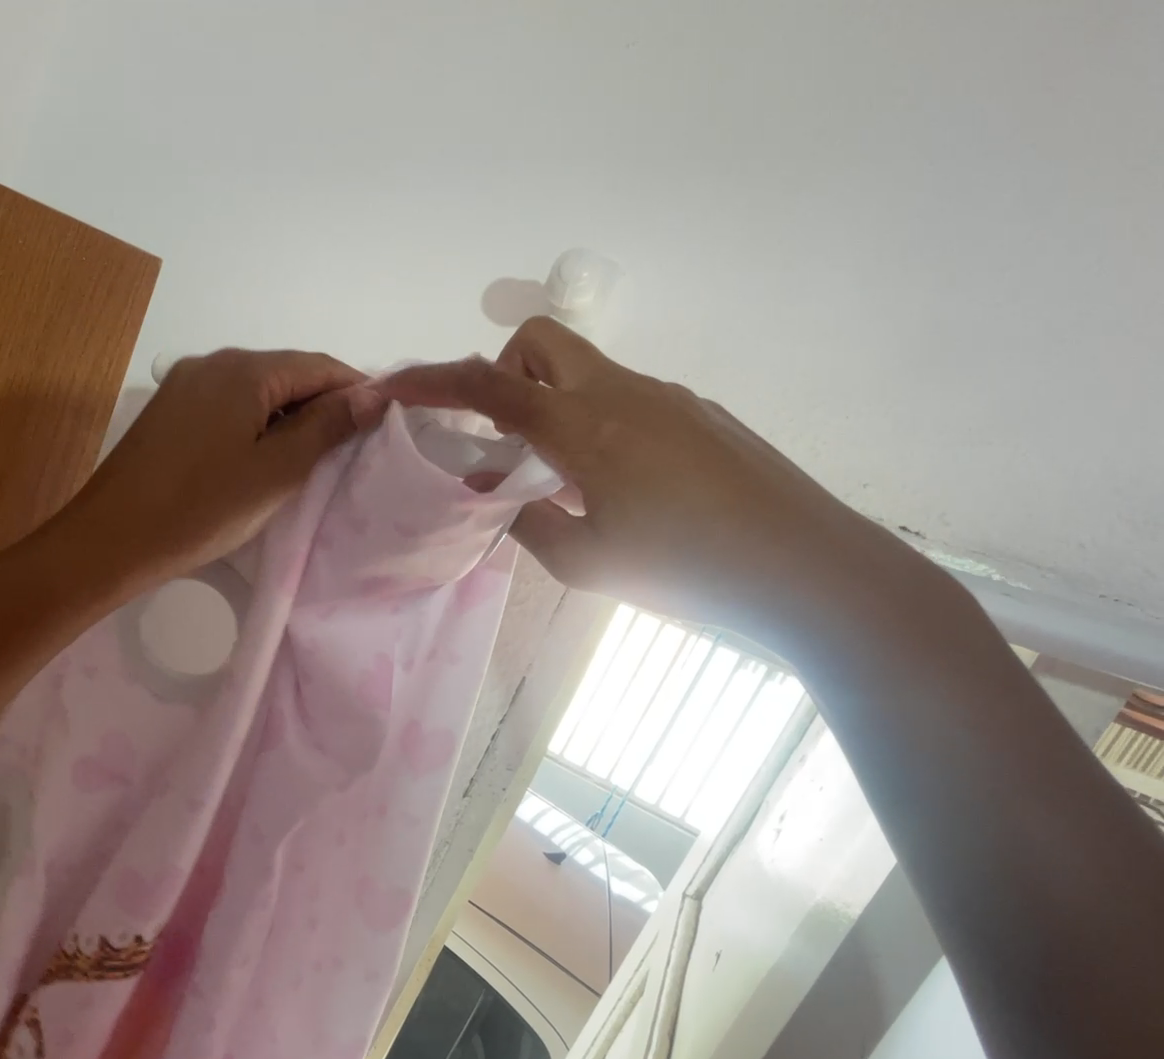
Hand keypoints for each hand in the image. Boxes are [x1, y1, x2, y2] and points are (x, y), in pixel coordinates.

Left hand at [55, 349, 386, 584]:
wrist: (109, 540)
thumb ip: (326, 427)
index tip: (383, 427)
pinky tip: (262, 459)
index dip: (356, 392)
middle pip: (285, 374)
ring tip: (310, 461)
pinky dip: (254, 426)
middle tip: (348, 451)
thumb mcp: (275, 472)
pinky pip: (227, 407)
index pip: (319, 365)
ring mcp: (184, 386)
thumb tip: (373, 394)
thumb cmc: (200, 508)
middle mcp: (212, 363)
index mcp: (243, 370)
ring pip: (255, 392)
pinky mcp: (168, 412)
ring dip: (287, 419)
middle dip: (321, 406)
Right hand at [381, 317, 908, 638]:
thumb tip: (493, 487)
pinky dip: (591, 423)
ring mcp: (666, 397)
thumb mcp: (584, 562)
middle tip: (502, 438)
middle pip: (539, 341)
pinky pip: (621, 397)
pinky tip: (619, 488)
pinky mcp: (698, 414)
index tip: (392, 385)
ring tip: (562, 480)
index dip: (432, 381)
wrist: (812, 570)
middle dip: (501, 375)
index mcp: (584, 427)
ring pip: (583, 370)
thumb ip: (525, 518)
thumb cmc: (688, 570)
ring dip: (549, 404)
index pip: (489, 386)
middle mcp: (622, 393)